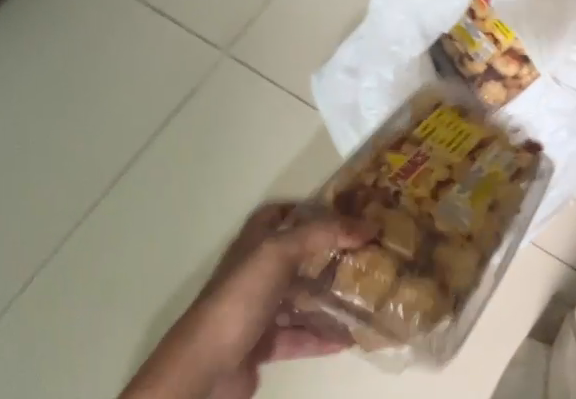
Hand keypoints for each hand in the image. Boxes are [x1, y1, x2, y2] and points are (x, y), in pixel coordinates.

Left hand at [120, 202, 369, 398]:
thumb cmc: (240, 298)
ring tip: (367, 293)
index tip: (341, 209)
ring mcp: (257, 310)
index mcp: (253, 245)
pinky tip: (350, 336)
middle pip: (297, 256)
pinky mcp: (263, 344)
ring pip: (301, 298)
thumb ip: (324, 232)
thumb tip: (370, 225)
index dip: (304, 208)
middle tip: (367, 250)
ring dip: (331, 297)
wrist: (205, 368)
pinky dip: (323, 336)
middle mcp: (254, 274)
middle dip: (330, 253)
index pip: (275, 215)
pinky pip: (300, 336)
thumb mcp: (281, 252)